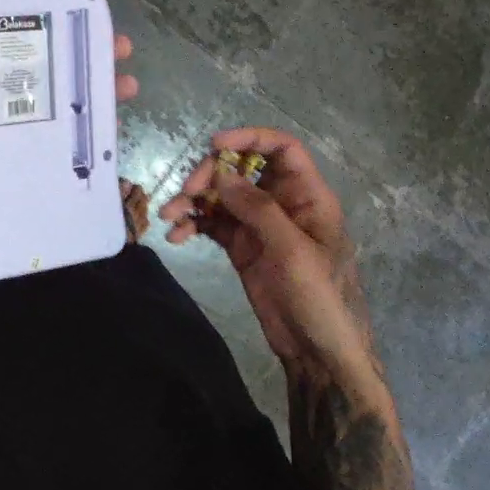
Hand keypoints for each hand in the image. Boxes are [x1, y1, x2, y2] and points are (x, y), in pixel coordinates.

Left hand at [0, 37, 140, 259]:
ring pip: (64, 103)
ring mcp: (16, 133)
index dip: (39, 24)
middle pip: (48, 68)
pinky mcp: (26, 165)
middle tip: (118, 46)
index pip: (7, 45)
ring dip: (98, 90)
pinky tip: (113, 130)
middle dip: (86, 53)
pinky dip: (90, 136)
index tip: (68, 9)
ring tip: (126, 85)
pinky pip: (63, 146)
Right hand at [157, 128, 376, 385]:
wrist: (318, 350)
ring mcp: (259, 226)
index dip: (250, 138)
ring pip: (222, 197)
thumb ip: (259, 210)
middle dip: (210, 175)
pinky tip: (177, 237)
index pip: (282, 150)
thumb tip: (223, 176)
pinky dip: (193, 225)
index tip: (214, 145)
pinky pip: (212, 225)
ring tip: (169, 216)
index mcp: (308, 197)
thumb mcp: (293, 251)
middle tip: (187, 193)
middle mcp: (282, 204)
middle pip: (242, 170)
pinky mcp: (242, 248)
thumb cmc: (321, 298)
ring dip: (193, 201)